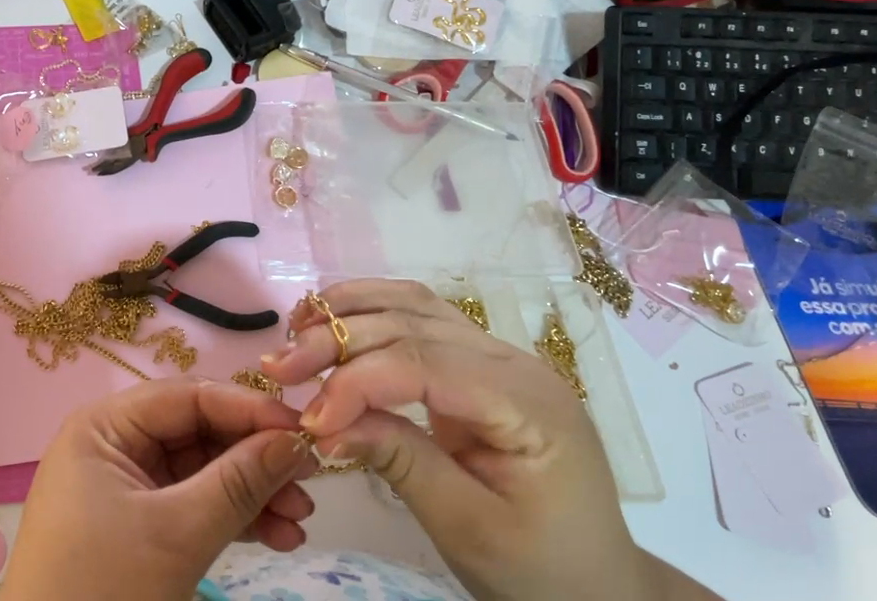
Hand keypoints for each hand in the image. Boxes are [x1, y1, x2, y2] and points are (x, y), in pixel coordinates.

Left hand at [0, 376, 321, 600]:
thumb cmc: (104, 586)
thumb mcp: (177, 533)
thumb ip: (238, 482)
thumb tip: (295, 441)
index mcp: (104, 425)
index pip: (187, 397)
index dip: (247, 409)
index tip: (304, 430)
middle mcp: (113, 444)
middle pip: (198, 433)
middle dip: (254, 459)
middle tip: (310, 481)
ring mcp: (124, 486)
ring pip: (202, 472)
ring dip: (253, 493)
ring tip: (300, 521)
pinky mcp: (136, 526)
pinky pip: (193, 505)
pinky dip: (234, 519)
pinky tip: (279, 536)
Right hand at [263, 280, 716, 600]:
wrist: (598, 586)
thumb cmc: (541, 571)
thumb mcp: (469, 528)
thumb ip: (400, 462)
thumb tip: (322, 422)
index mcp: (526, 403)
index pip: (423, 364)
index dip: (355, 382)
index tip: (307, 420)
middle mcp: (513, 360)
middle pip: (411, 322)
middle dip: (337, 339)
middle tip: (278, 369)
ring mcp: (497, 355)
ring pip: (410, 303)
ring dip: (347, 312)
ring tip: (294, 334)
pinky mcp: (477, 363)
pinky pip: (416, 318)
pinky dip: (367, 313)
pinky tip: (330, 324)